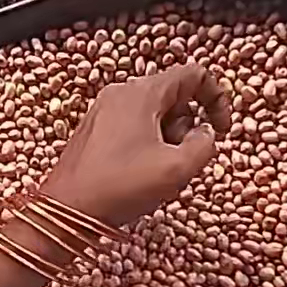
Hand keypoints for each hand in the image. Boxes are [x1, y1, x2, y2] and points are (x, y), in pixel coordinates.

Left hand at [41, 65, 232, 225]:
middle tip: (182, 160)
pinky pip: (131, 130)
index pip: (193, 74)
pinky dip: (146, 147)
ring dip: (167, 141)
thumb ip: (204, 145)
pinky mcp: (93, 133)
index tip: (221, 131)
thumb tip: (205, 134)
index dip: (217, 100)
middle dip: (187, 128)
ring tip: (158, 173)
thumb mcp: (177, 169)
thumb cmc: (119, 187)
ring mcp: (102, 113)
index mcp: (141, 93)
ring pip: (152, 116)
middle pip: (172, 97)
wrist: (66, 211)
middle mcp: (119, 94)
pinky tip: (138, 176)